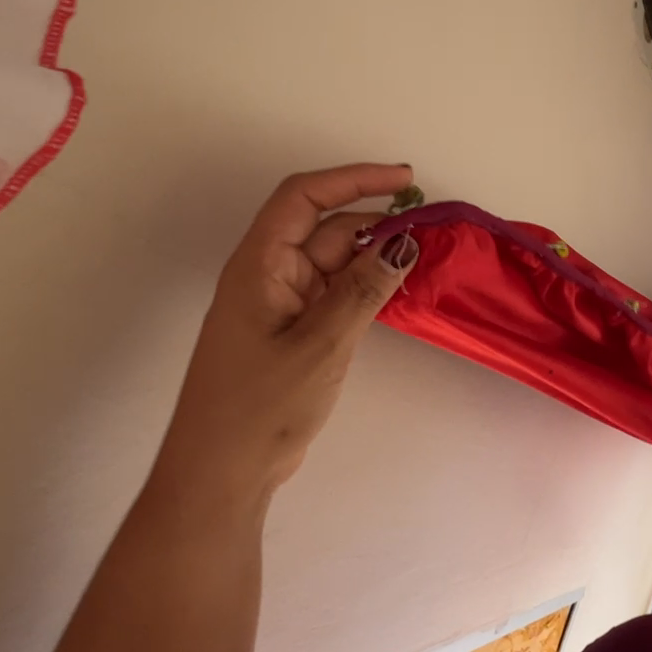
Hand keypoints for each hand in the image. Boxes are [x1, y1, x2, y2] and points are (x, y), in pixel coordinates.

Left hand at [149, 164, 420, 515]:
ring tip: (424, 257)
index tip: (404, 179)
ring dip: (375, 255)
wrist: (222, 472)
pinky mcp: (296, 328)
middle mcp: (270, 274)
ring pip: (336, 261)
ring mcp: (283, 302)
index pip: (304, 198)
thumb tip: (404, 241)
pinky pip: (337, 291)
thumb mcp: (321, 344)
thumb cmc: (260, 406)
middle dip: (376, 221)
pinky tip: (399, 289)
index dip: (353, 179)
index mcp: (260, 265)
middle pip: (326, 228)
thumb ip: (365, 289)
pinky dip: (367, 285)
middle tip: (429, 230)